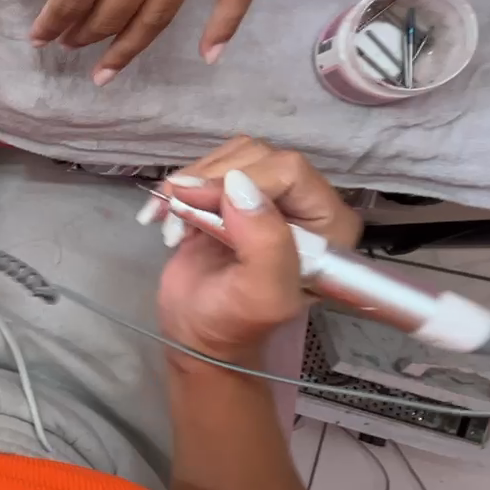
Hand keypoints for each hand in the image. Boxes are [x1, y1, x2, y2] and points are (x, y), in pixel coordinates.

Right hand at [152, 137, 361, 364]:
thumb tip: (238, 185)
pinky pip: (205, 170)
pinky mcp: (227, 199)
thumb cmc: (232, 322)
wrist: (196, 332)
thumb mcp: (260, 293)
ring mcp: (262, 198)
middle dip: (207, 181)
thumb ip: (264, 241)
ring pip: (228, 157)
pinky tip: (162, 216)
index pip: (288, 171)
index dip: (239, 181)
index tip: (195, 204)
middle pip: (256, 156)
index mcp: (327, 223)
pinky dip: (175, 188)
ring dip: (187, 184)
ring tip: (168, 220)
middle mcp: (300, 203)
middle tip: (175, 213)